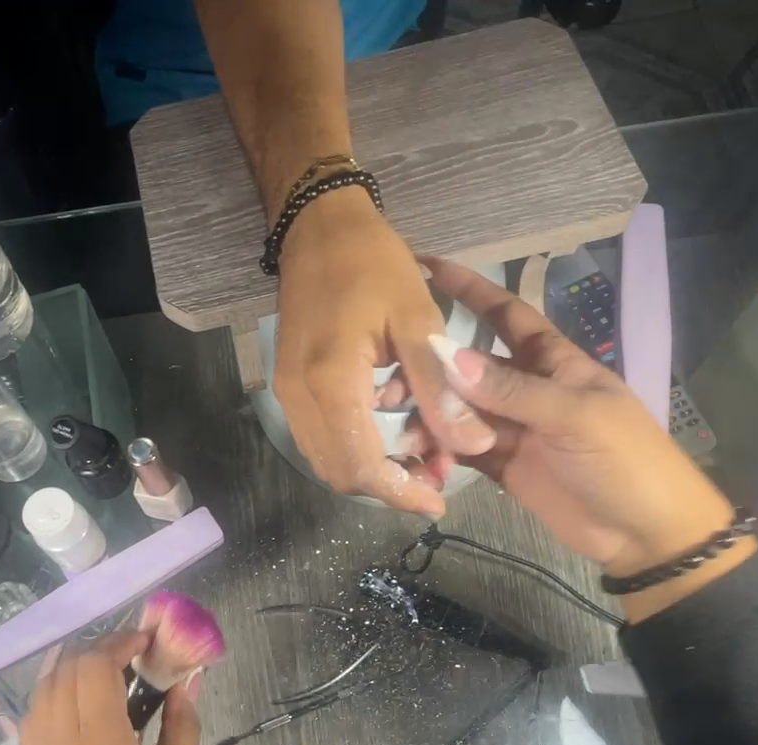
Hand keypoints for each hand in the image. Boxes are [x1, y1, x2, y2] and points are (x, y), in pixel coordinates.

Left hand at [18, 631, 200, 744]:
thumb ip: (180, 737)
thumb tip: (188, 684)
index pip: (93, 667)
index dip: (119, 641)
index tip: (149, 639)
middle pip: (63, 670)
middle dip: (98, 648)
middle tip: (135, 657)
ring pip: (41, 690)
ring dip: (71, 668)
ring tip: (108, 677)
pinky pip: (31, 719)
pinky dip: (53, 695)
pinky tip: (80, 710)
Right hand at [273, 190, 496, 517]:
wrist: (316, 228)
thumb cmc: (373, 264)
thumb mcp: (417, 319)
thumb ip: (440, 387)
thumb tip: (469, 445)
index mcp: (332, 382)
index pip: (362, 465)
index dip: (401, 493)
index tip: (438, 502)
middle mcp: (300, 399)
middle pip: (340, 473)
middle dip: (387, 488)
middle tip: (434, 479)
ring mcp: (288, 394)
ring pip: (327, 460)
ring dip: (372, 471)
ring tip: (420, 459)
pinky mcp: (289, 387)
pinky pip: (319, 438)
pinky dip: (355, 449)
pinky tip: (391, 433)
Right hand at [421, 258, 748, 603]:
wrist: (644, 533)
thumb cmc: (625, 461)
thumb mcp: (574, 417)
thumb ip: (512, 390)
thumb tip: (449, 356)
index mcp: (554, 362)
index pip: (506, 315)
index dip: (471, 291)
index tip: (428, 269)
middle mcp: (527, 389)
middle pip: (469, 370)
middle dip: (430, 371)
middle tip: (388, 386)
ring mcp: (513, 429)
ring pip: (458, 412)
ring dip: (431, 419)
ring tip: (404, 436)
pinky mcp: (502, 466)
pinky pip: (461, 451)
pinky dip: (440, 454)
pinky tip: (421, 461)